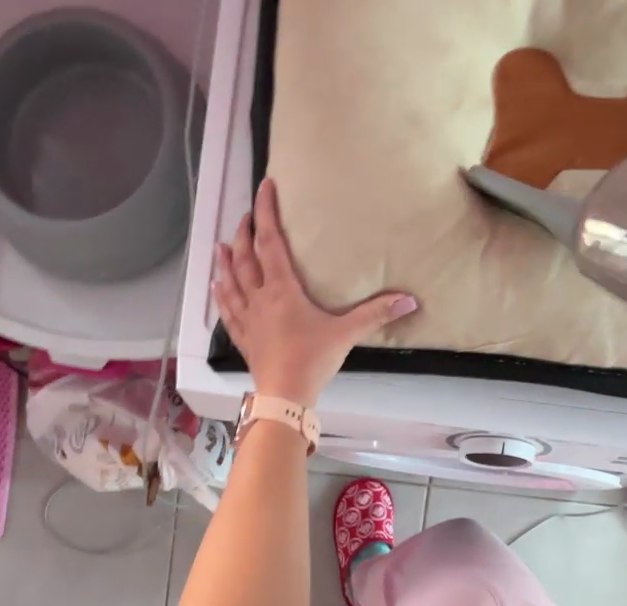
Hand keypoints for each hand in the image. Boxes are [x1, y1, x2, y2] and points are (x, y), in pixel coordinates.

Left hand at [213, 177, 418, 407]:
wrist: (285, 396)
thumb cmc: (312, 361)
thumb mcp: (347, 334)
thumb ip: (376, 314)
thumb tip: (410, 300)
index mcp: (282, 290)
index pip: (270, 241)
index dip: (265, 212)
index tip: (264, 188)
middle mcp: (260, 299)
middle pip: (245, 258)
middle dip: (244, 233)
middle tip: (245, 216)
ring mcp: (248, 320)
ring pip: (231, 282)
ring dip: (226, 261)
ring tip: (222, 244)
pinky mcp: (243, 340)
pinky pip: (228, 312)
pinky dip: (221, 296)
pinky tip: (216, 287)